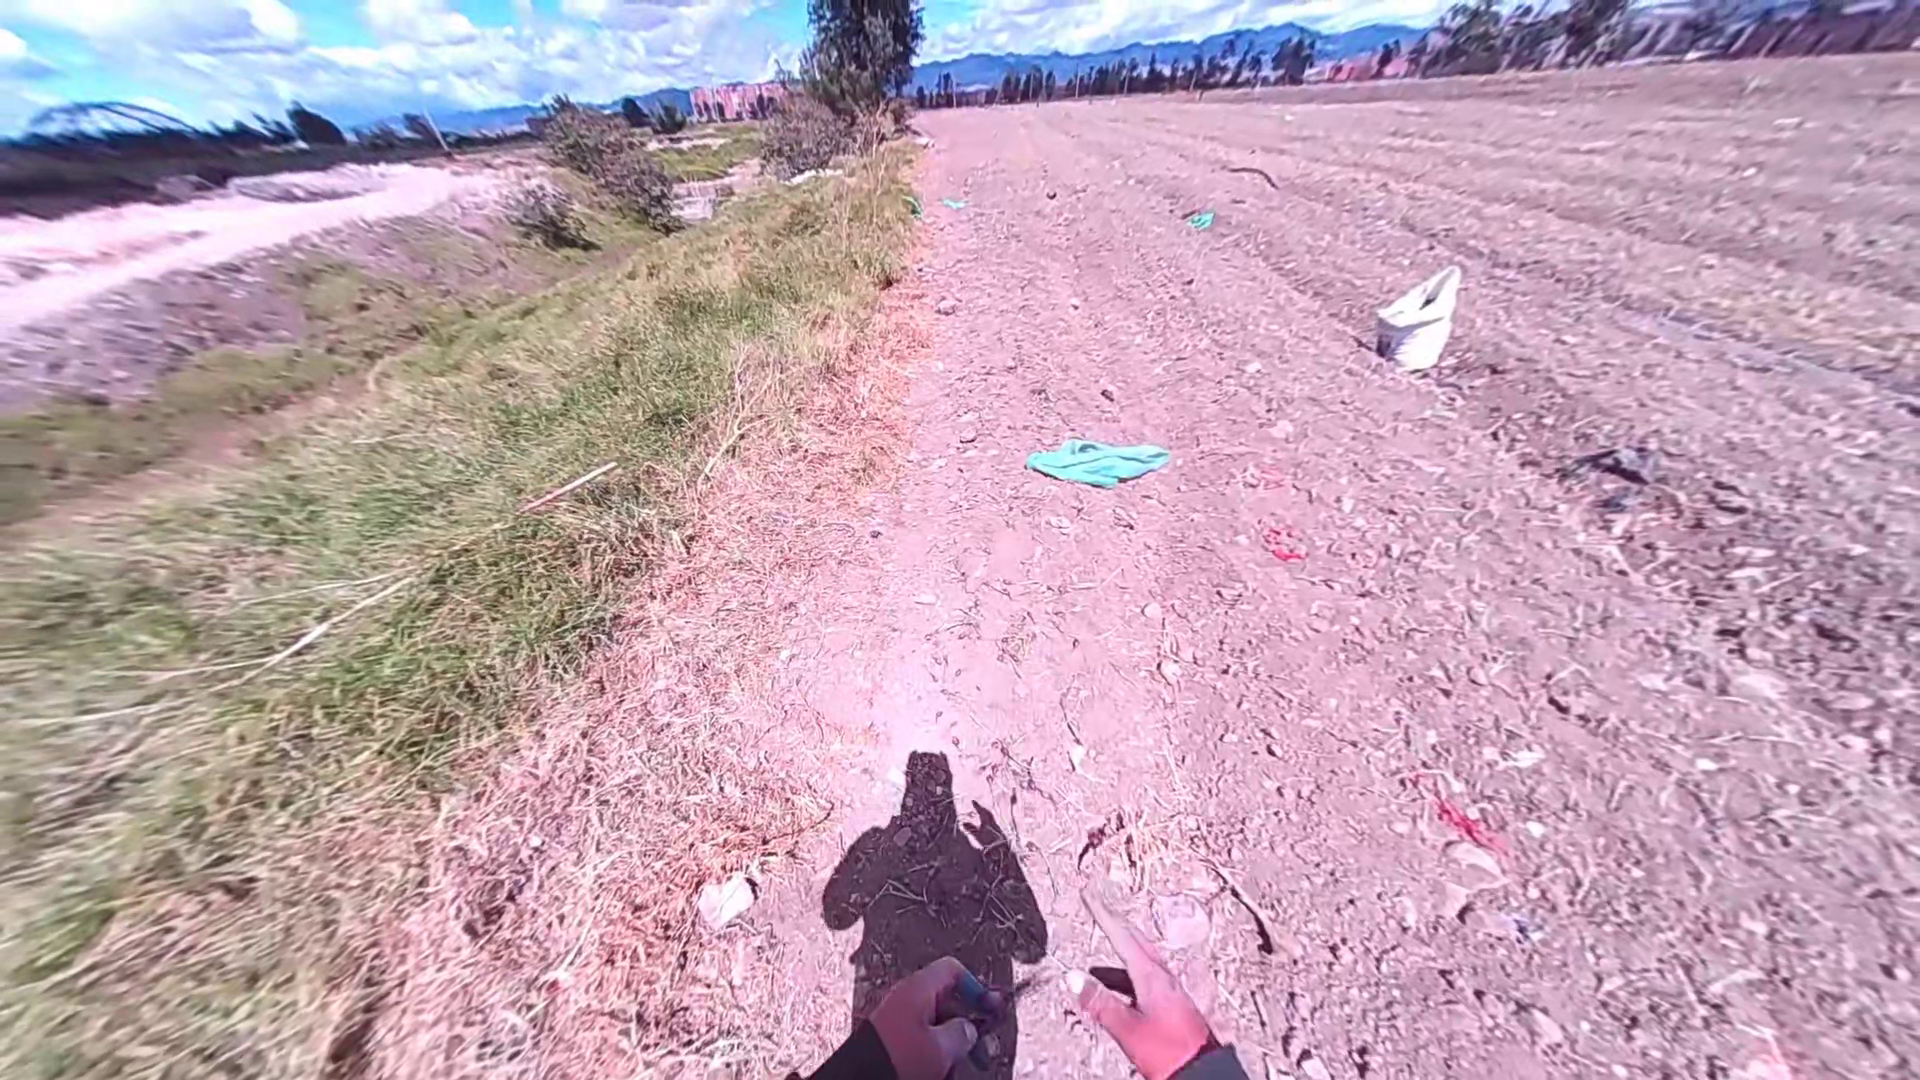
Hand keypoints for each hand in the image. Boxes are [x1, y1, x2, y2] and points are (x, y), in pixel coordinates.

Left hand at [869, 957, 990, 1079]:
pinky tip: (939, 1071)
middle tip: (981, 1049)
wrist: (858, 1078)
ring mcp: (897, 1018)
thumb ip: (960, 1034)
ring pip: (935, 1025)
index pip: (953, 970)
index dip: (975, 987)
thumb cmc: (898, 1057)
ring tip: (955, 1068)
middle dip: (964, 1025)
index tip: (991, 1009)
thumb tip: (968, 1029)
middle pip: (946, 1001)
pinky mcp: (890, 1040)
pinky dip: (933, 1054)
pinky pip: (920, 1040)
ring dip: (950, 1046)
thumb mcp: (938, 1048)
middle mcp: (908, 997)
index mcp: (919, 987)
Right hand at [1069, 884, 1217, 1079]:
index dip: (1102, 913)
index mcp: (1151, 974)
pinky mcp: (1173, 1007)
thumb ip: (1100, 1003)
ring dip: (1119, 952)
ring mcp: (1169, 991)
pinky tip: (1118, 991)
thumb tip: (1072, 977)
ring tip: (1099, 958)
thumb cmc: (1170, 1053)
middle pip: (1134, 940)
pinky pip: (1144, 979)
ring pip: (1140, 960)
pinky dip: (1126, 976)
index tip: (1088, 894)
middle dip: (1114, 922)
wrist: (1207, 1077)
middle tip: (1098, 908)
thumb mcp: (1129, 1029)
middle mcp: (1162, 976)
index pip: (1120, 934)